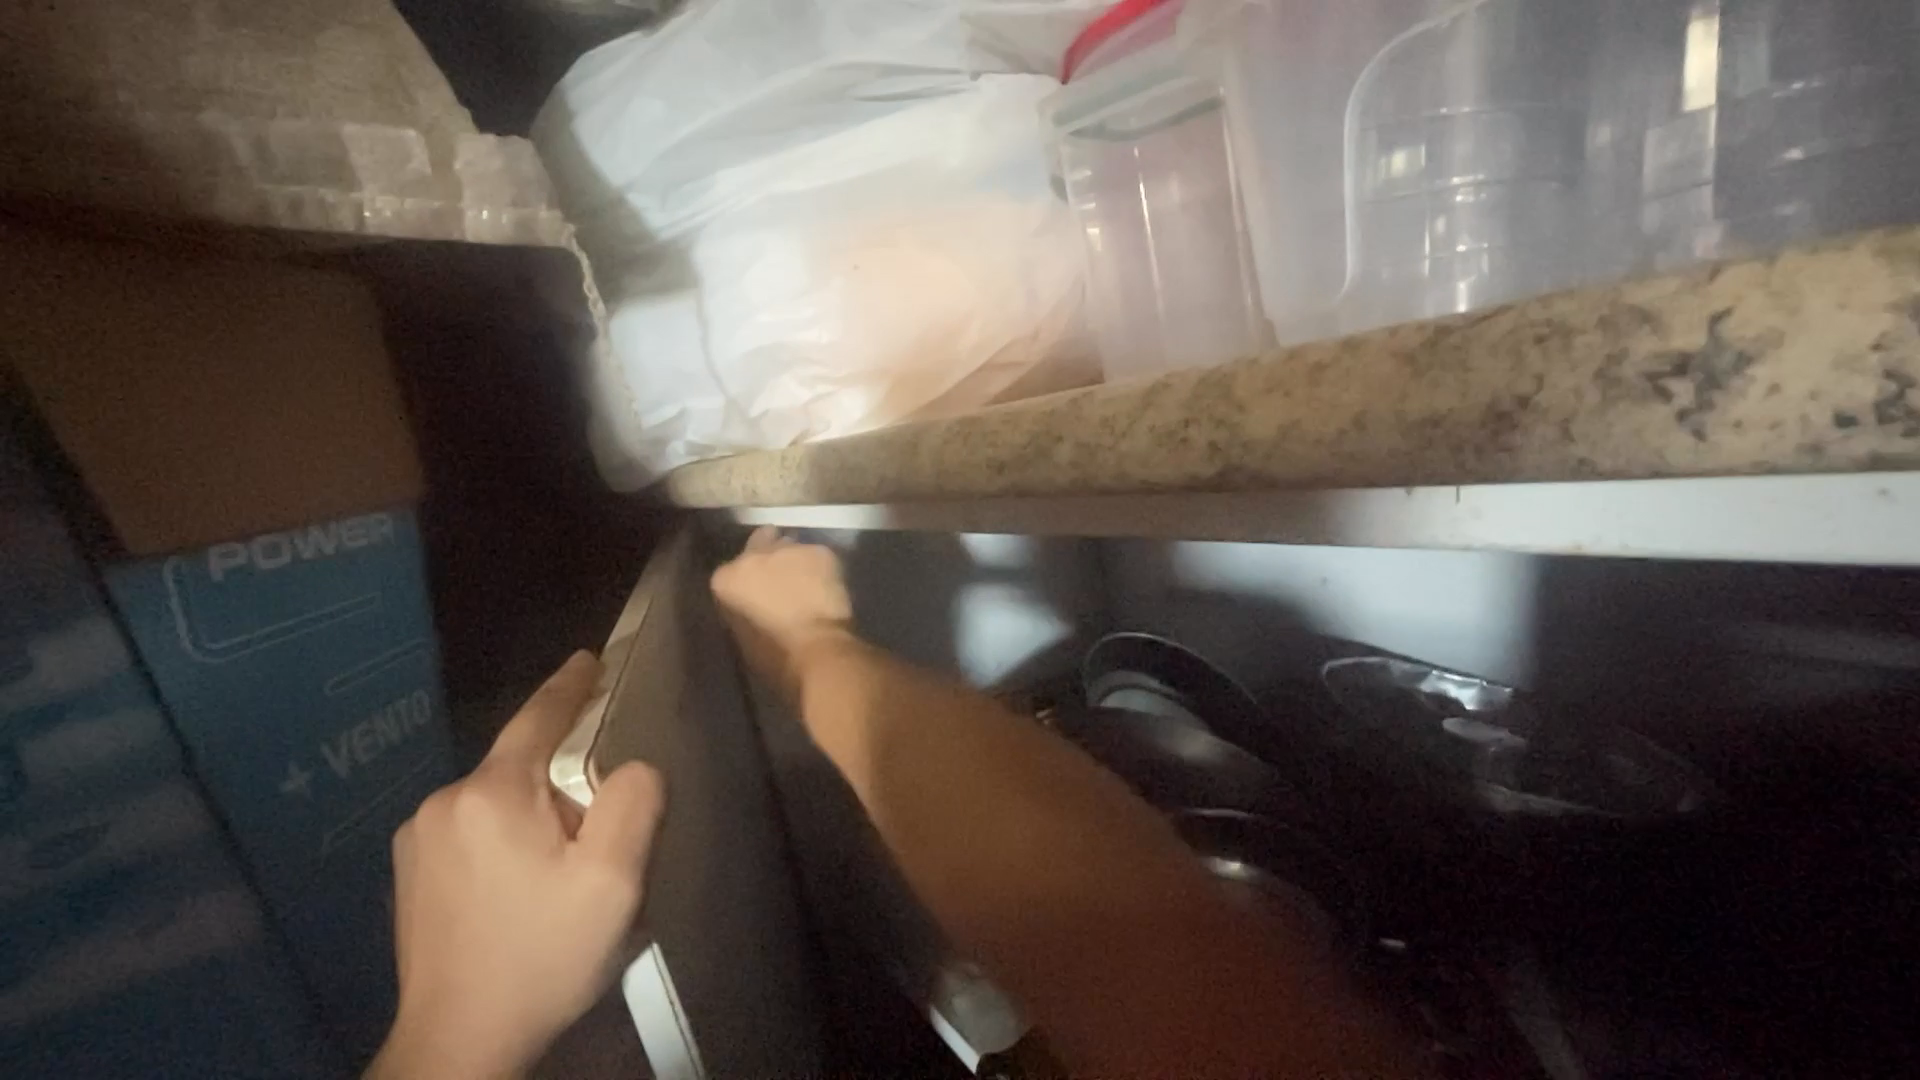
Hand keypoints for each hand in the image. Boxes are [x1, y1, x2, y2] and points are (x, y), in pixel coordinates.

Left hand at [368, 652, 664, 1079]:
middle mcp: (443, 803)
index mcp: (492, 794)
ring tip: (564, 863)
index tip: (590, 658)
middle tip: (600, 825)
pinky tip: (523, 879)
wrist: (460, 1047)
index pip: (539, 717)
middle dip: (564, 775)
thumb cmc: (543, 956)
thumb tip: (630, 767)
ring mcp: (417, 839)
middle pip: (523, 762)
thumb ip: (633, 801)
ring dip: (535, 808)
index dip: (570, 686)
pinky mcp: (410, 873)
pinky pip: (474, 825)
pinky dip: (508, 831)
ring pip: (499, 796)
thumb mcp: (613, 879)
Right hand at [710, 527, 855, 689]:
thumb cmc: (775, 656)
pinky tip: (828, 585)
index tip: (756, 594)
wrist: (817, 649)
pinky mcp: (819, 551)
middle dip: (768, 556)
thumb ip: (741, 608)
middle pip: (759, 543)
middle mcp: (751, 556)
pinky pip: (818, 554)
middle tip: (782, 579)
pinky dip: (821, 567)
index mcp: (725, 580)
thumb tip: (754, 603)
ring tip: (808, 582)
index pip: (729, 571)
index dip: (745, 582)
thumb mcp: (742, 635)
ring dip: (795, 560)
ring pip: (790, 546)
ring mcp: (786, 549)